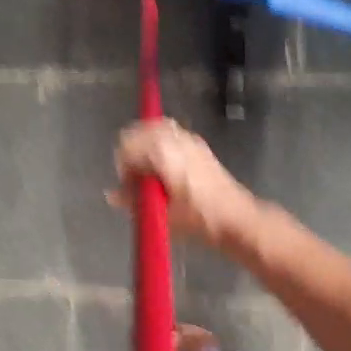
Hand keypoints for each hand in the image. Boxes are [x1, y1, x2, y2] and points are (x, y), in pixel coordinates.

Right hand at [112, 120, 261, 250]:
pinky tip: (165, 170)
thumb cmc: (199, 218)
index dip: (122, 165)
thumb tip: (112, 195)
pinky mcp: (199, 146)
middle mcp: (175, 138)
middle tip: (136, 178)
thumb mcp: (161, 214)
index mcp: (162, 151)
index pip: (127, 145)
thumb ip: (133, 200)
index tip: (128, 186)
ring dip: (146, 147)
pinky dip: (161, 146)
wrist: (237, 220)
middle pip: (139, 132)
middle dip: (132, 152)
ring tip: (149, 174)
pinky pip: (171, 135)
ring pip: (155, 130)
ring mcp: (189, 139)